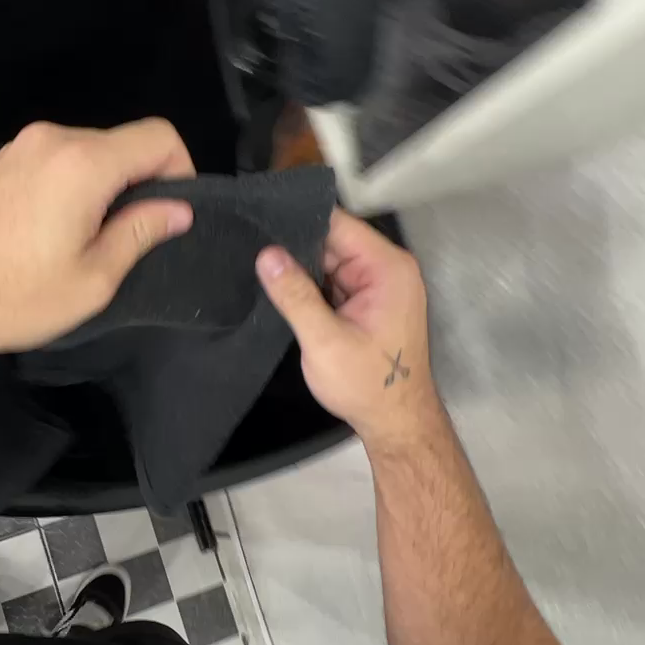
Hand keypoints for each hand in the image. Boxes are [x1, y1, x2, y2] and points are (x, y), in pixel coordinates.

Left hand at [0, 119, 195, 366]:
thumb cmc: (15, 299)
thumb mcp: (92, 280)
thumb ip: (140, 233)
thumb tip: (178, 209)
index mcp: (81, 164)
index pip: (158, 136)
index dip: (181, 169)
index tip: (171, 211)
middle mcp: (50, 140)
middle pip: (121, 142)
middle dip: (139, 182)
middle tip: (130, 235)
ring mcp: (17, 147)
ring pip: (87, 152)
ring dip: (103, 185)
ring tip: (89, 238)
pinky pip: (52, 161)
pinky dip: (70, 184)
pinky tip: (52, 230)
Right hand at [256, 209, 438, 450]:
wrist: (394, 422)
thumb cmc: (367, 384)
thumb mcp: (324, 339)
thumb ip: (294, 295)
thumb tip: (266, 255)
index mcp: (387, 268)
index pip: (338, 224)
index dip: (299, 222)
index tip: (259, 221)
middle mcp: (386, 269)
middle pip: (331, 240)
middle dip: (295, 247)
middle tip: (250, 251)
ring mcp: (376, 285)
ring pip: (327, 261)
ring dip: (300, 269)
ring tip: (260, 270)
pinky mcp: (364, 302)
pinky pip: (330, 281)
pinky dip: (309, 287)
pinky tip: (282, 291)